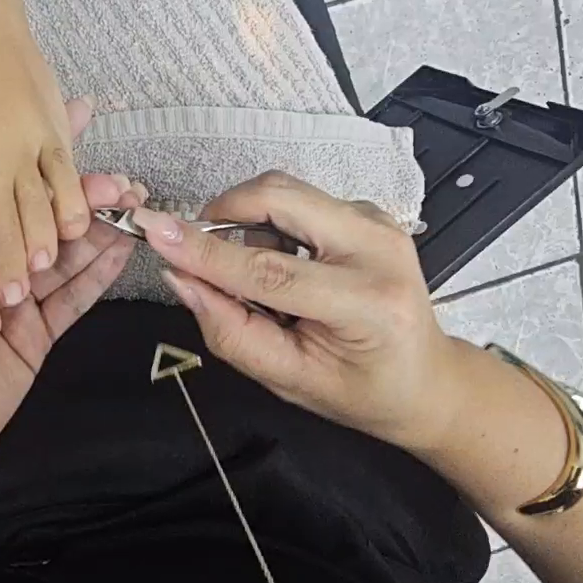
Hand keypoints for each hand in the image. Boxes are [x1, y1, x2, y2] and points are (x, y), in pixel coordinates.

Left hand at [0, 171, 144, 487]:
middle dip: (80, 196)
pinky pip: (72, 298)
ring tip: (134, 205)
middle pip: (40, 220)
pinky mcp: (35, 334)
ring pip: (63, 255)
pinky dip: (98, 273)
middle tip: (120, 181)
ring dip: (97, 230)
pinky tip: (124, 248)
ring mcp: (13, 298)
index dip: (35, 161)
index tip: (71, 134)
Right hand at [134, 171, 464, 450]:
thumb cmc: (360, 392)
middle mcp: (378, 247)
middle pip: (279, 197)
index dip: (204, 250)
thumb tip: (178, 275)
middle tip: (201, 247)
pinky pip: (299, 198)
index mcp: (367, 304)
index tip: (152, 230)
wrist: (429, 379)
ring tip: (253, 270)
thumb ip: (229, 330)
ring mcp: (378, 220)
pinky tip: (283, 262)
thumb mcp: (289, 380)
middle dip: (225, 212)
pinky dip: (272, 222)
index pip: (268, 270)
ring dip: (249, 220)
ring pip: (285, 190)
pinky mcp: (369, 210)